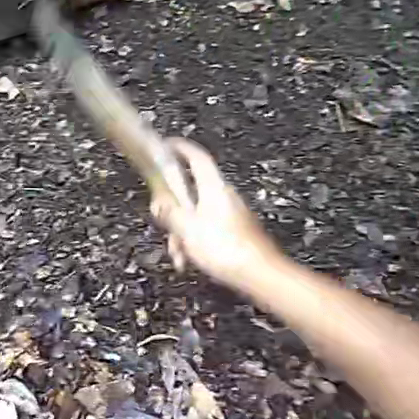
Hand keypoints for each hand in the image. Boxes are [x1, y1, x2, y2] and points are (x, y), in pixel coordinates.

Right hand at [151, 139, 287, 292]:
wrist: (259, 273)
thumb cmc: (224, 249)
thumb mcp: (187, 230)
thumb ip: (170, 212)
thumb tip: (159, 200)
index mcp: (213, 188)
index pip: (196, 157)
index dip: (180, 148)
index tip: (166, 145)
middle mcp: (224, 195)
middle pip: (191, 191)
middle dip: (173, 210)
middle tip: (164, 226)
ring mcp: (231, 212)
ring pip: (197, 214)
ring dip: (182, 232)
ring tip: (179, 255)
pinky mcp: (236, 229)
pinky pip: (207, 228)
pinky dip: (195, 240)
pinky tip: (190, 260)